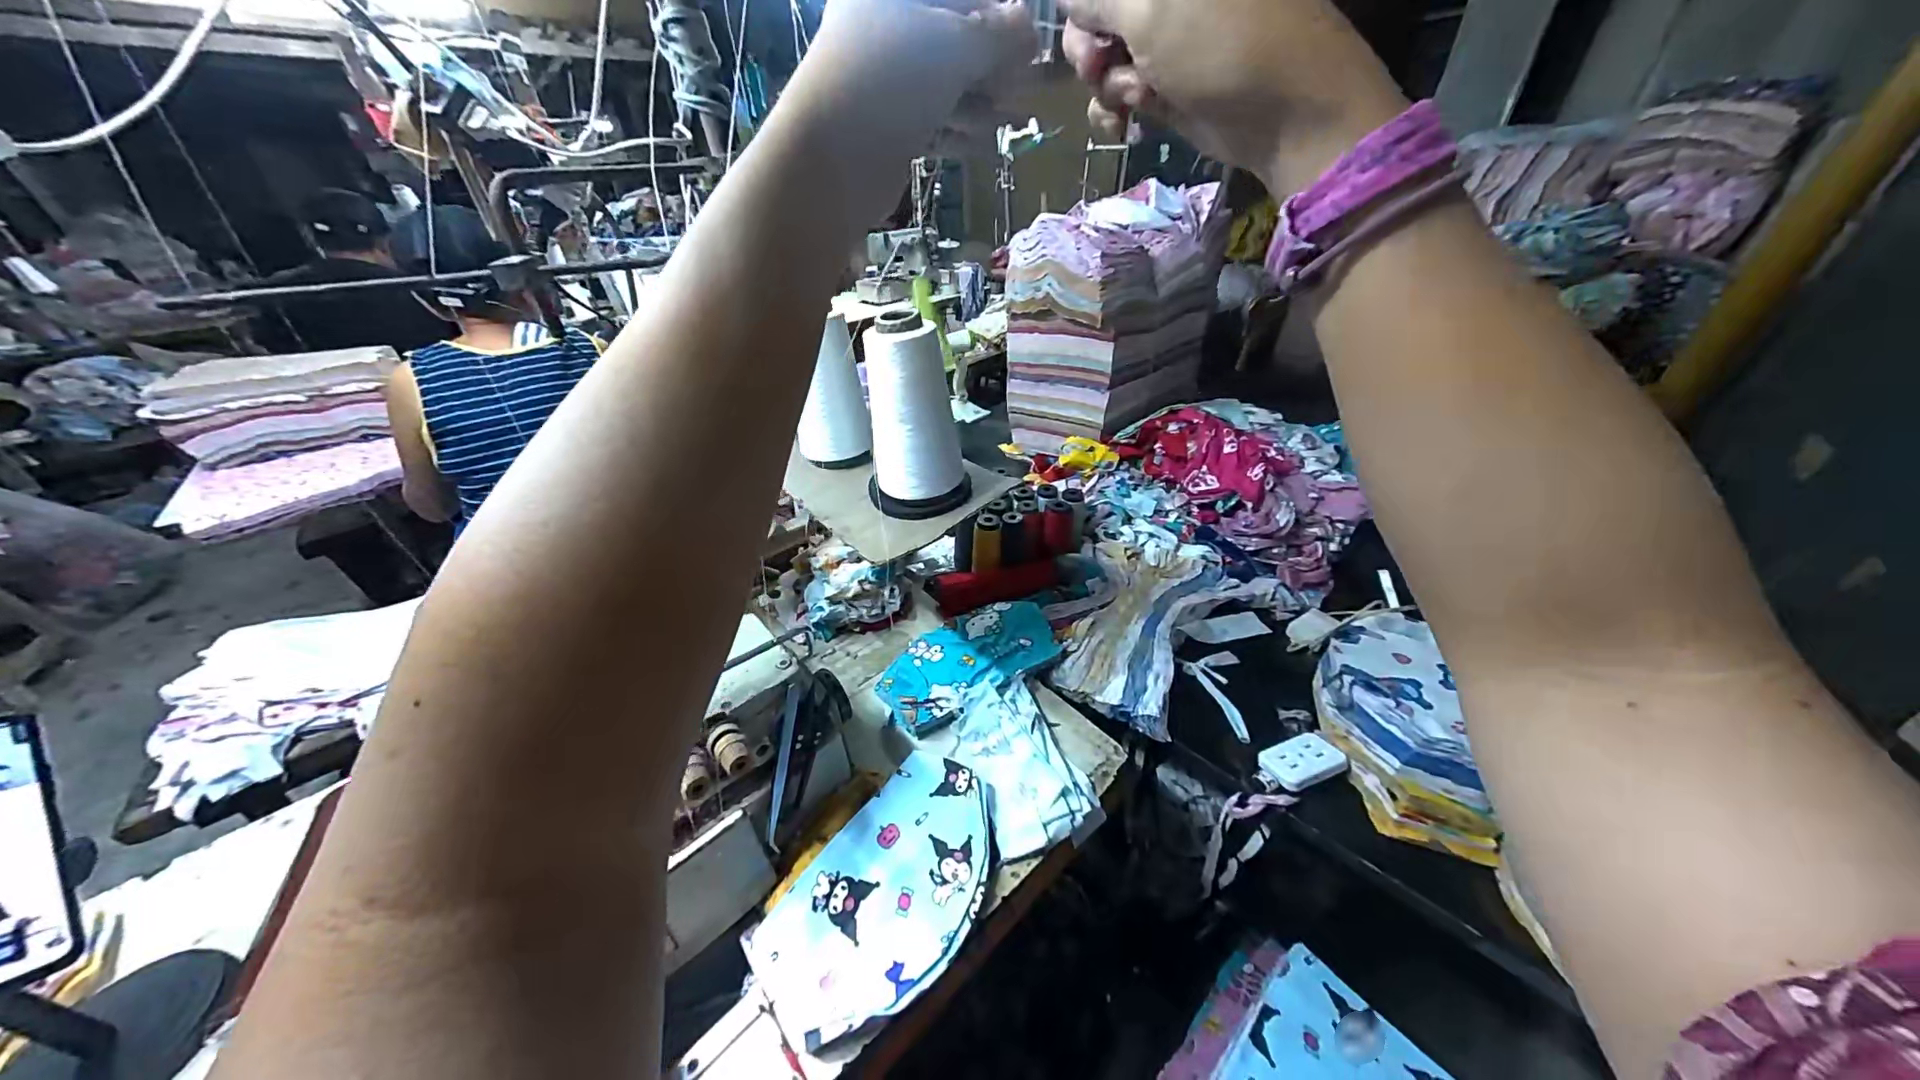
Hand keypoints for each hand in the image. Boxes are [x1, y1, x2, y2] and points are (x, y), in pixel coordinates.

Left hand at [804, 0, 1035, 151]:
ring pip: (943, 84)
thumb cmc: (892, 85)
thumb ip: (998, 35)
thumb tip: (1029, 25)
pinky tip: (981, 142)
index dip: (997, 15)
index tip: (1028, 41)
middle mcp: (883, 29)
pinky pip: (929, 122)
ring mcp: (882, 82)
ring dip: (977, 101)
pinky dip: (956, 131)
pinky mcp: (885, 128)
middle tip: (1019, 85)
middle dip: (989, 63)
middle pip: (951, 39)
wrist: (832, 164)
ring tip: (1002, 118)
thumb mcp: (954, 47)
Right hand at [1060, 0, 1407, 194]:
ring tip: (1136, 97)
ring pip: (1103, 57)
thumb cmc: (1220, 44)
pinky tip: (1122, 124)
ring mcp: (1165, 39)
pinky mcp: (1165, 83)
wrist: (1282, 113)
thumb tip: (1068, 0)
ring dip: (1105, 83)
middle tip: (1099, 67)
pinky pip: (1119, 92)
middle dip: (1089, 45)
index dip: (1082, 6)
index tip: (1086, 29)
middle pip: (1096, 14)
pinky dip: (1113, 109)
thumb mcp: (1149, 8)